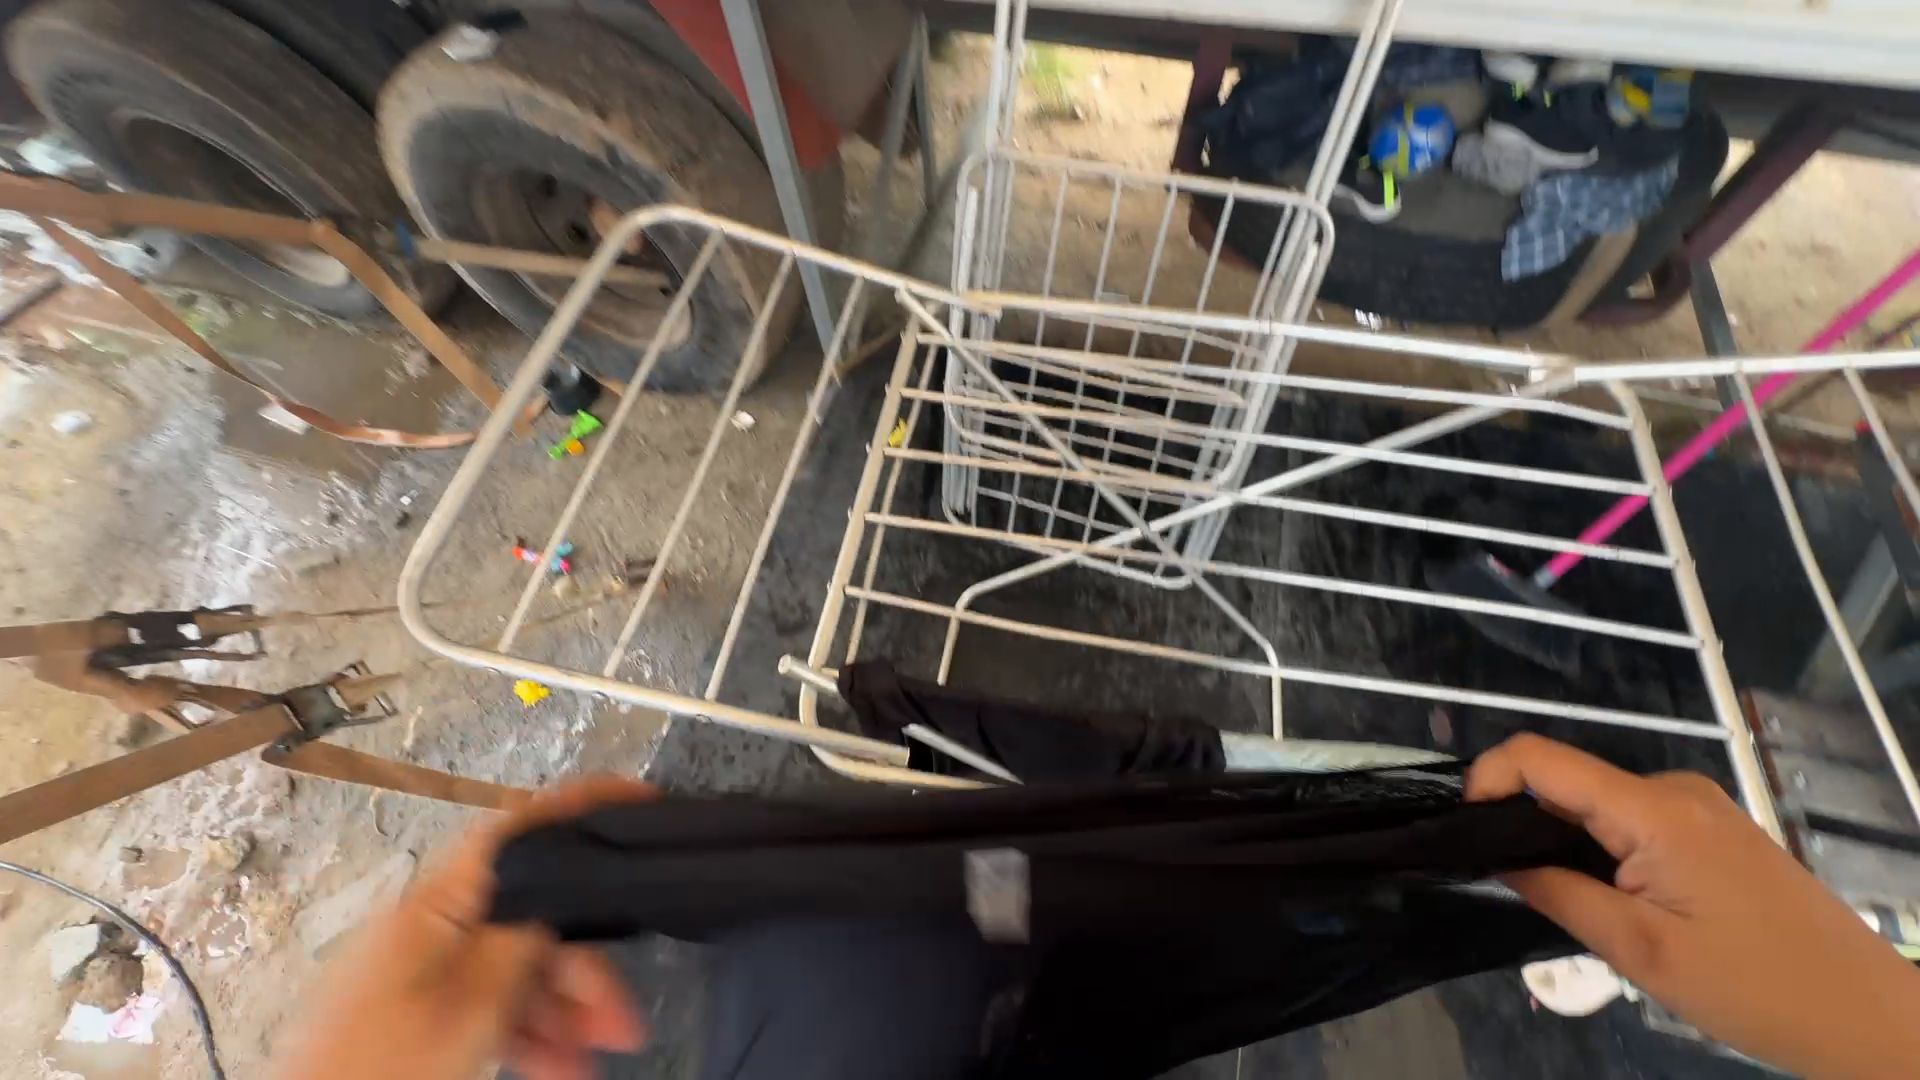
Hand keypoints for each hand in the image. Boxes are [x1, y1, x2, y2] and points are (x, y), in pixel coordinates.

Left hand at [271, 777, 653, 1079]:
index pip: (516, 830)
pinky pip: (499, 1003)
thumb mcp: (464, 1012)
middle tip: (626, 1020)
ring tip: (606, 1050)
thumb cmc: (381, 1073)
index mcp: (437, 907)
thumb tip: (563, 901)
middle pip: (536, 916)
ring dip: (569, 1008)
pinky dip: (535, 1029)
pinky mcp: (429, 1010)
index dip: (578, 805)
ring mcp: (433, 971)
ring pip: (525, 966)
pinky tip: (565, 1065)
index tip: (638, 798)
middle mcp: (438, 926)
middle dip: (587, 965)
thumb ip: (521, 946)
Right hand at [1469, 734, 1919, 1079]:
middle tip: (1531, 887)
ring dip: (1565, 839)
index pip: (1536, 757)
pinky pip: (1626, 816)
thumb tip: (1496, 859)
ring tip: (1584, 903)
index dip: (1485, 779)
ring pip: (1591, 800)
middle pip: (1562, 779)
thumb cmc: (1760, 990)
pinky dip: (1600, 845)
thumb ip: (1555, 892)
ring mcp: (1696, 805)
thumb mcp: (1639, 951)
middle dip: (1526, 822)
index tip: (1471, 832)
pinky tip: (1624, 898)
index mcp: (1653, 809)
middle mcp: (1671, 789)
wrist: (1887, 1031)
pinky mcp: (1710, 826)